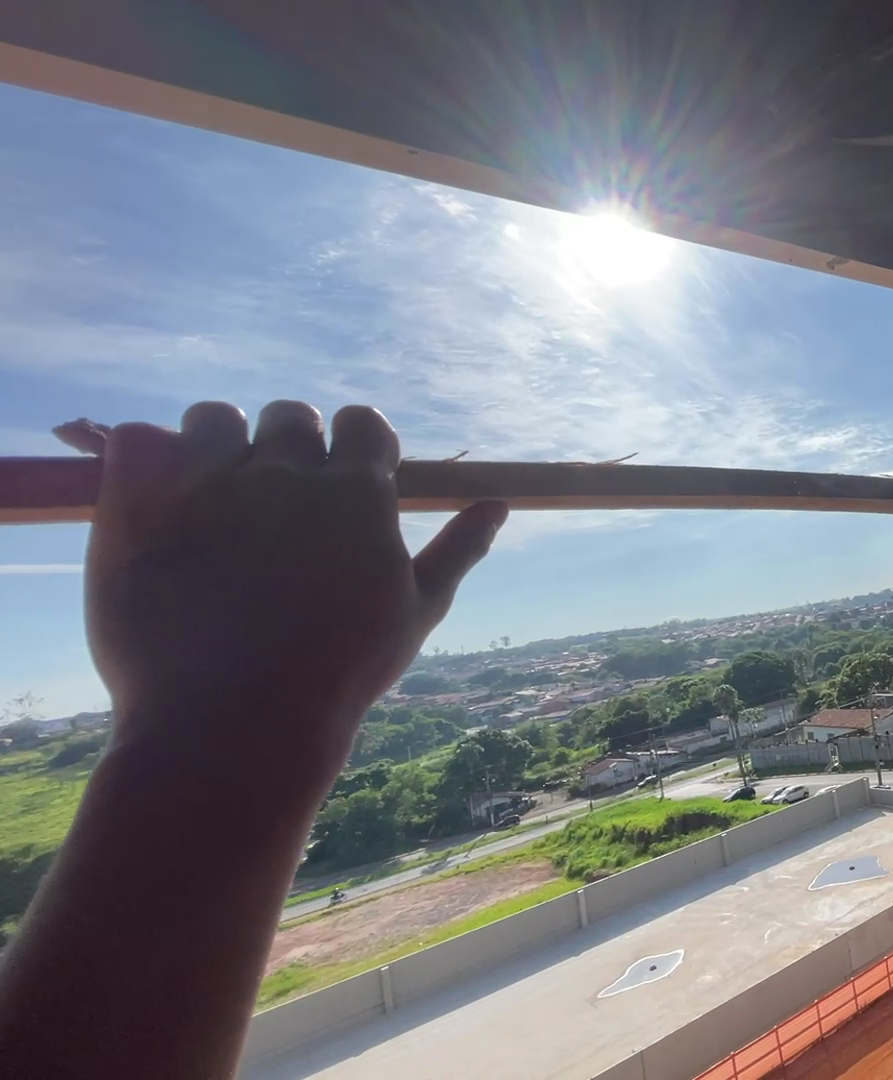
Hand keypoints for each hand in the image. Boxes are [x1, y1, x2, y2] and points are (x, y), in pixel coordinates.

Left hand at [85, 400, 504, 790]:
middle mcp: (286, 475)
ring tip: (223, 486)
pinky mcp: (134, 508)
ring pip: (212, 417)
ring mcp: (207, 488)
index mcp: (360, 495)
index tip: (354, 469)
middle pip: (290, 414)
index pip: (363, 422)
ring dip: (223, 440)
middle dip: (296, 438)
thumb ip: (460, 547)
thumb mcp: (422, 606)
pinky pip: (133, 440)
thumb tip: (498, 503)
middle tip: (288, 487)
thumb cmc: (348, 664)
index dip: (361, 440)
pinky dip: (150, 452)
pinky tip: (167, 492)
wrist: (237, 716)